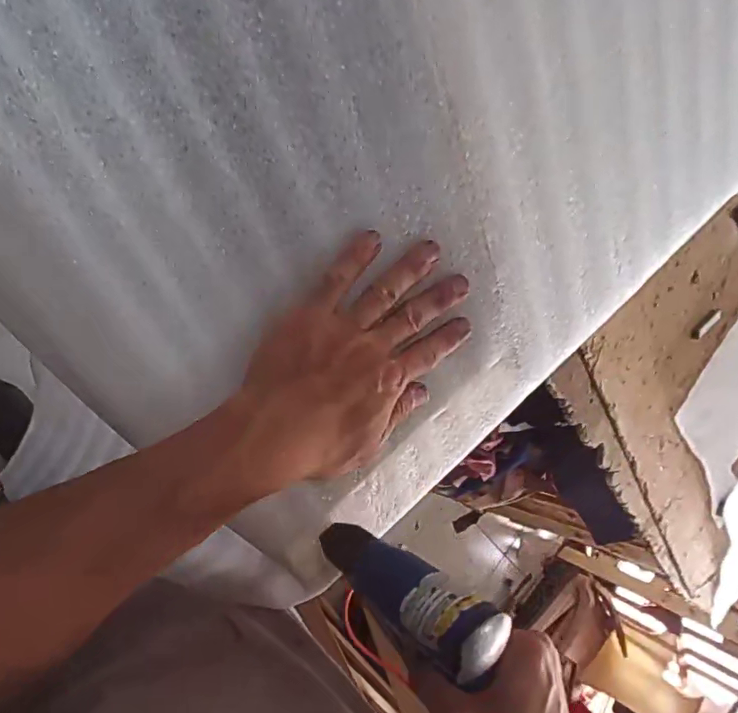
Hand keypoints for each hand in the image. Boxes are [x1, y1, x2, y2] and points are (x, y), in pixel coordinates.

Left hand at [223, 231, 472, 491]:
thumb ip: (394, 415)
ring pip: (384, 291)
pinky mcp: (311, 315)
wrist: (272, 433)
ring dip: (409, 269)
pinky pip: (337, 280)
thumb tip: (419, 393)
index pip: (427, 354)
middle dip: (439, 298)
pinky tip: (372, 240)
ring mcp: (343, 328)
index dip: (448, 338)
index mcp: (388, 382)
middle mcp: (372, 349)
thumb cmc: (318, 448)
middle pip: (413, 317)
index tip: (464, 325)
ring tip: (430, 250)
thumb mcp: (367, 445)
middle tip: (460, 281)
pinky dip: (355, 258)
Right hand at [413, 629, 578, 712]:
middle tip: (446, 691)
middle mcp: (541, 645)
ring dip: (475, 678)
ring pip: (493, 659)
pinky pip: (509, 672)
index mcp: (526, 643)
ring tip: (464, 705)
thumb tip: (413, 659)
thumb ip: (429, 684)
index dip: (445, 644)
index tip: (430, 665)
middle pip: (482, 643)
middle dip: (460, 664)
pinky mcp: (548, 682)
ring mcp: (548, 664)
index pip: (471, 626)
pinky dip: (492, 686)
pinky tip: (483, 712)